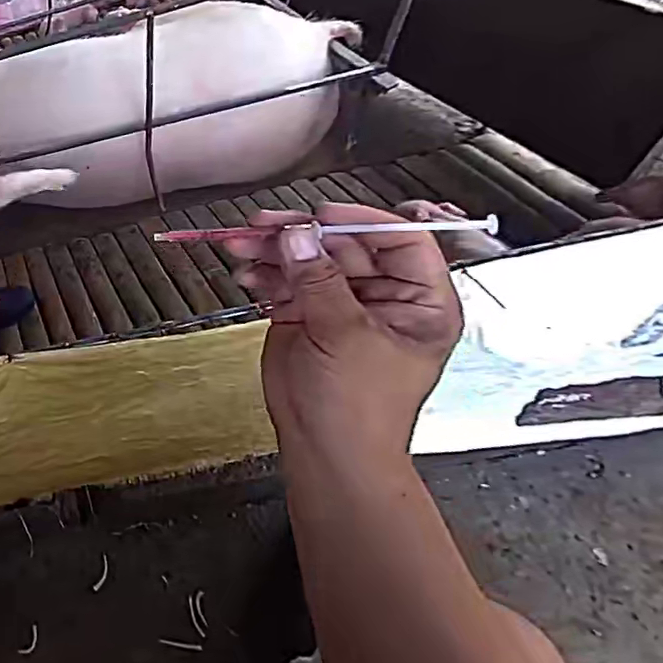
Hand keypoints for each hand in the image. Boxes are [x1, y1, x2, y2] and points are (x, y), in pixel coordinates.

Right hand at [225, 204, 462, 466]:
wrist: (324, 446)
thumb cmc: (359, 407)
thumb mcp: (347, 336)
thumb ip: (320, 282)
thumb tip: (298, 237)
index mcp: (418, 300)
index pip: (400, 241)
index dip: (361, 223)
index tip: (322, 215)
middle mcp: (379, 296)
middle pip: (342, 246)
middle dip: (301, 234)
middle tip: (266, 225)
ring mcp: (338, 303)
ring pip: (307, 260)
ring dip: (273, 250)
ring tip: (244, 246)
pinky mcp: (304, 313)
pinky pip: (283, 280)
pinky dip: (263, 274)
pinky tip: (248, 273)